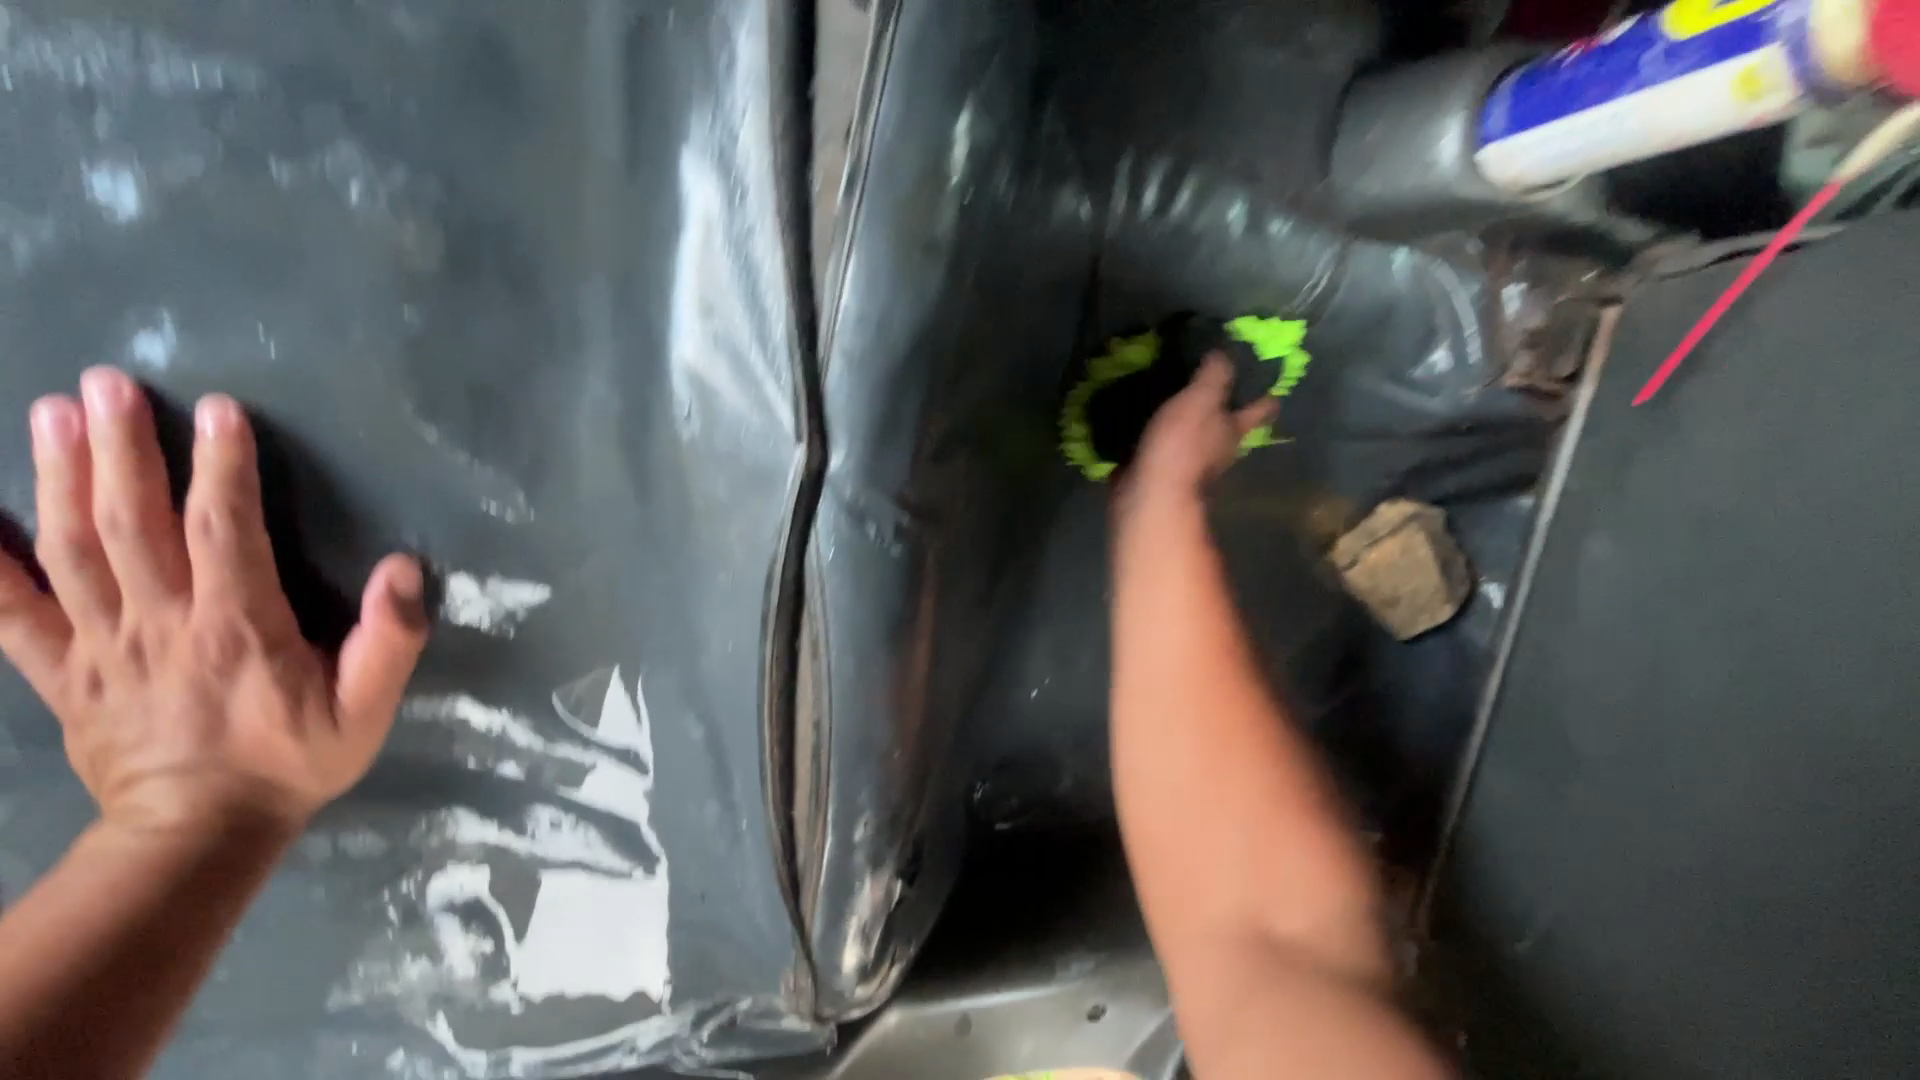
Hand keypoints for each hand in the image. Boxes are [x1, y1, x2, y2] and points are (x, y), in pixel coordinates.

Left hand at [0, 368, 428, 838]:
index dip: (221, 466)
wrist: (201, 833)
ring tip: (51, 416)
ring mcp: (99, 645)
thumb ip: (391, 638)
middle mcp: (159, 621)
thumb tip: (404, 568)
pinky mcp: (60, 672)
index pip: (222, 528)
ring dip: (57, 478)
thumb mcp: (367, 707)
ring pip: (69, 548)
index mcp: (235, 624)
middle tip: (107, 385)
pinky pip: (9, 613)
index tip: (218, 410)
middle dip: (121, 448)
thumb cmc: (295, 761)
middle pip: (130, 522)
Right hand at [1118, 353, 1275, 519]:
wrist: (1149, 493)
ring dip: (1191, 421)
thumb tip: (1225, 352)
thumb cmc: (1182, 446)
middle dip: (1226, 407)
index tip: (1267, 381)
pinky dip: (1163, 435)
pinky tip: (1150, 421)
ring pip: (1199, 437)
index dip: (1267, 395)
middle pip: (1232, 426)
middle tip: (1212, 382)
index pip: (1262, 409)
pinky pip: (1168, 447)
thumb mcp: (1201, 400)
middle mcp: (1221, 449)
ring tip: (1175, 396)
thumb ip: (1215, 376)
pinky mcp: (1165, 471)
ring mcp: (1193, 463)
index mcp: (1235, 430)